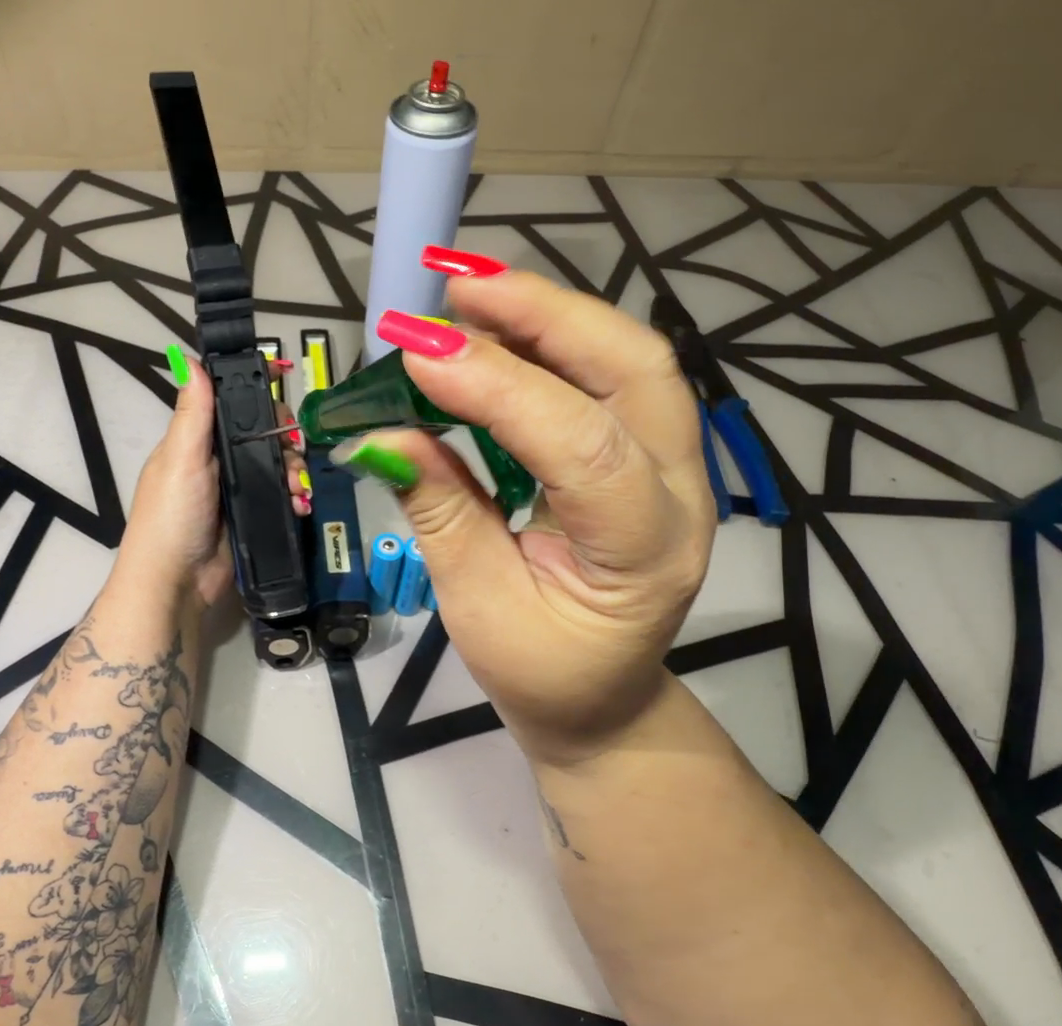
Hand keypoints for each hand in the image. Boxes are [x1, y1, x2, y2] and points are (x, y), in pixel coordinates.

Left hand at [113, 365, 307, 610]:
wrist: (176, 583)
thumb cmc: (172, 515)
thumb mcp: (180, 458)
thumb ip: (192, 413)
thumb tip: (189, 358)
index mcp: (194, 442)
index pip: (232, 405)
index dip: (258, 394)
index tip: (284, 384)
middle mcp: (216, 462)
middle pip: (262, 435)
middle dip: (285, 438)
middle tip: (295, 450)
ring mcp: (235, 492)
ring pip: (277, 466)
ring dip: (295, 471)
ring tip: (298, 488)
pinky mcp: (251, 518)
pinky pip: (280, 498)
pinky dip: (295, 498)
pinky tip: (300, 506)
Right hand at [354, 269, 716, 766]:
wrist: (602, 700)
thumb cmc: (541, 672)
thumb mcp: (479, 607)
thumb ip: (440, 512)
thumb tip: (381, 433)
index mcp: (645, 552)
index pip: (582, 448)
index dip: (499, 389)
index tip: (417, 352)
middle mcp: (681, 493)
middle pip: (635, 369)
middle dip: (544, 315)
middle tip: (454, 289)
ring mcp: (676, 466)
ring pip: (631, 358)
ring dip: (549, 314)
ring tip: (465, 291)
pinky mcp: (648, 452)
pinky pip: (611, 375)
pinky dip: (552, 339)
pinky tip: (495, 326)